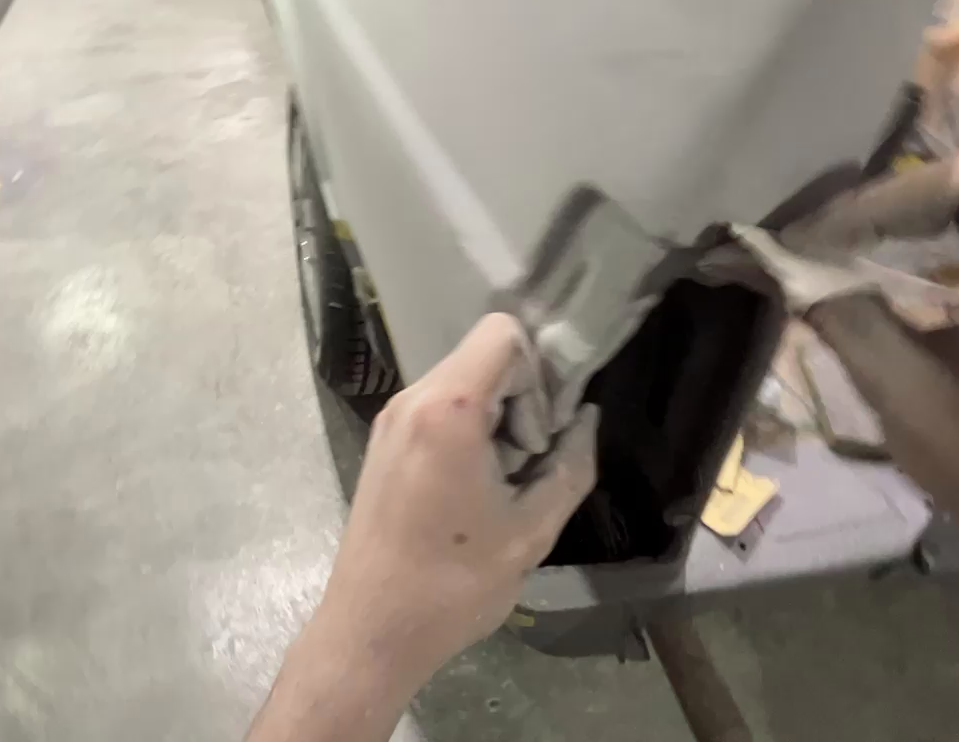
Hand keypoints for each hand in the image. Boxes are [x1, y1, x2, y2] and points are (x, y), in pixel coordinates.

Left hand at [317, 315, 597, 691]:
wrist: (372, 625)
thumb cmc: (454, 584)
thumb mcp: (532, 530)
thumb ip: (571, 463)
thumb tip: (586, 419)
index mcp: (448, 409)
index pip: (503, 333)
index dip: (537, 373)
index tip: (537, 435)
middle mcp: (414, 397)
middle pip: (484, 354)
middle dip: (520, 398)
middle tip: (524, 462)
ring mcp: (392, 415)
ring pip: (463, 378)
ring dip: (495, 415)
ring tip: (499, 479)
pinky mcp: (385, 436)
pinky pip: (439, 403)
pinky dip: (467, 425)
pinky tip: (471, 483)